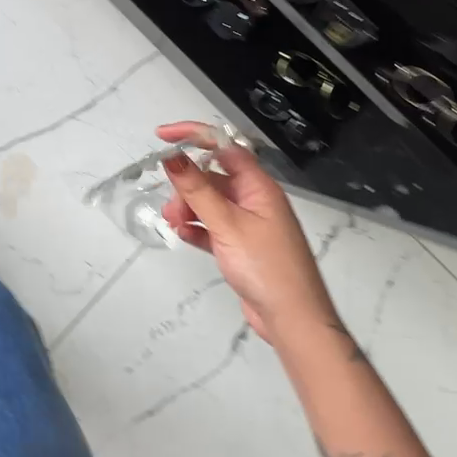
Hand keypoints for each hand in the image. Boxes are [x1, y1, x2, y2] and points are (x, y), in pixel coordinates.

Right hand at [156, 122, 338, 346]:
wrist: (293, 321)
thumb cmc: (265, 267)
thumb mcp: (227, 224)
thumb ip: (197, 189)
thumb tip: (172, 156)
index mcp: (258, 187)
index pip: (224, 147)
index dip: (193, 136)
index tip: (162, 136)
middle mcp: (255, 200)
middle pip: (213, 176)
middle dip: (186, 185)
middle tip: (170, 206)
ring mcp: (250, 223)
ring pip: (211, 202)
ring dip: (188, 208)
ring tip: (174, 224)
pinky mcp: (242, 246)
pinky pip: (213, 226)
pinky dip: (197, 227)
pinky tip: (185, 235)